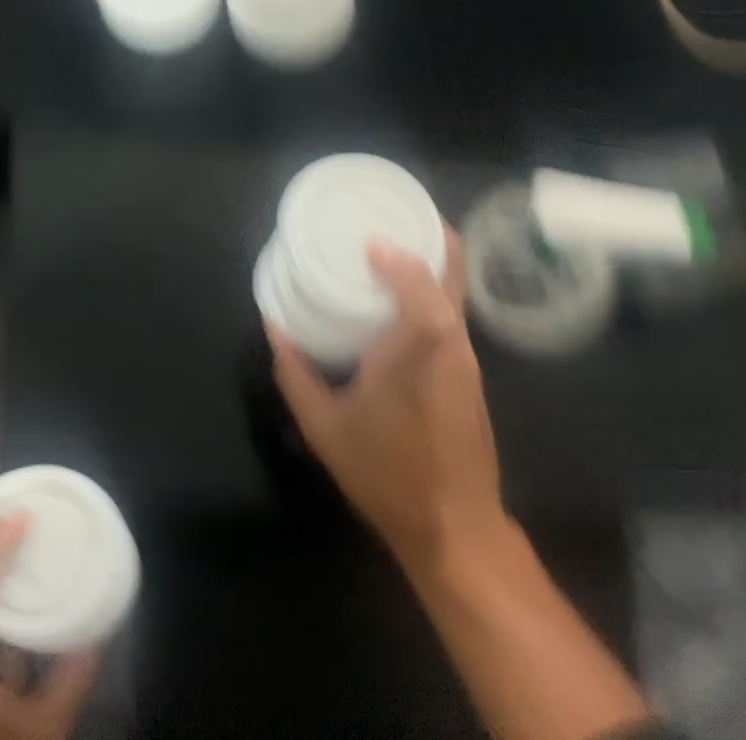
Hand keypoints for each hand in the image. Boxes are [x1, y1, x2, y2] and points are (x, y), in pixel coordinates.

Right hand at [268, 229, 506, 563]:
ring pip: (456, 294)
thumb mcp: (324, 425)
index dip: (398, 252)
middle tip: (387, 219)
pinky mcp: (469, 377)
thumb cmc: (385, 472)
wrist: (453, 525)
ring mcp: (467, 361)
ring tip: (386, 251)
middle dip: (428, 237)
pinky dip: (431, 294)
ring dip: (429, 264)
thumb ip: (295, 373)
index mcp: (418, 348)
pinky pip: (453, 317)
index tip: (367, 238)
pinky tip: (398, 302)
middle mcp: (452, 345)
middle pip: (453, 273)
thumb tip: (276, 328)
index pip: (421, 280)